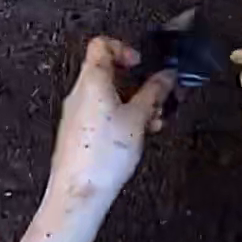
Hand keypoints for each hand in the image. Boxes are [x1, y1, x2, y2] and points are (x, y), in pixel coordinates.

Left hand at [48, 37, 175, 210]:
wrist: (78, 196)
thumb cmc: (100, 158)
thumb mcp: (139, 117)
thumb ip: (154, 92)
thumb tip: (165, 77)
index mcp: (92, 80)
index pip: (102, 44)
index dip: (124, 48)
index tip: (140, 62)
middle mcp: (80, 93)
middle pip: (108, 71)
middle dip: (136, 81)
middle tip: (153, 93)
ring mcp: (76, 114)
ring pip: (107, 94)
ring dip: (132, 101)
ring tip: (150, 118)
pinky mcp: (77, 133)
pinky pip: (101, 113)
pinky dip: (121, 116)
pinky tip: (136, 133)